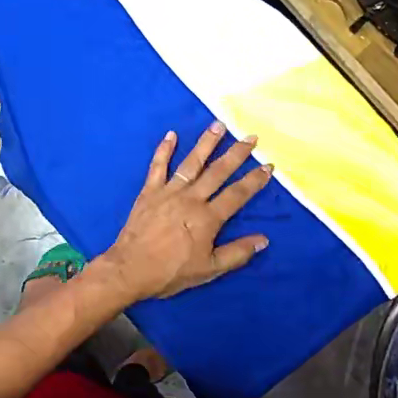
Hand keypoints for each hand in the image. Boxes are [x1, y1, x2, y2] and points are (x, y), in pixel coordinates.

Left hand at [97, 122, 273, 300]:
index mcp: (208, 218)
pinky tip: (171, 135)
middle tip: (251, 137)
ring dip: (206, 143)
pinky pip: (158, 167)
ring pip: (192, 163)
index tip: (268, 166)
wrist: (130, 270)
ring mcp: (169, 192)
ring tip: (219, 125)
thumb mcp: (210, 269)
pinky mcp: (149, 192)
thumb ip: (238, 253)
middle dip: (237, 153)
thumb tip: (263, 240)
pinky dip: (164, 150)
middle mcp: (191, 199)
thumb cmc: (172, 272)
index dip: (255, 180)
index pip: (237, 194)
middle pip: (218, 171)